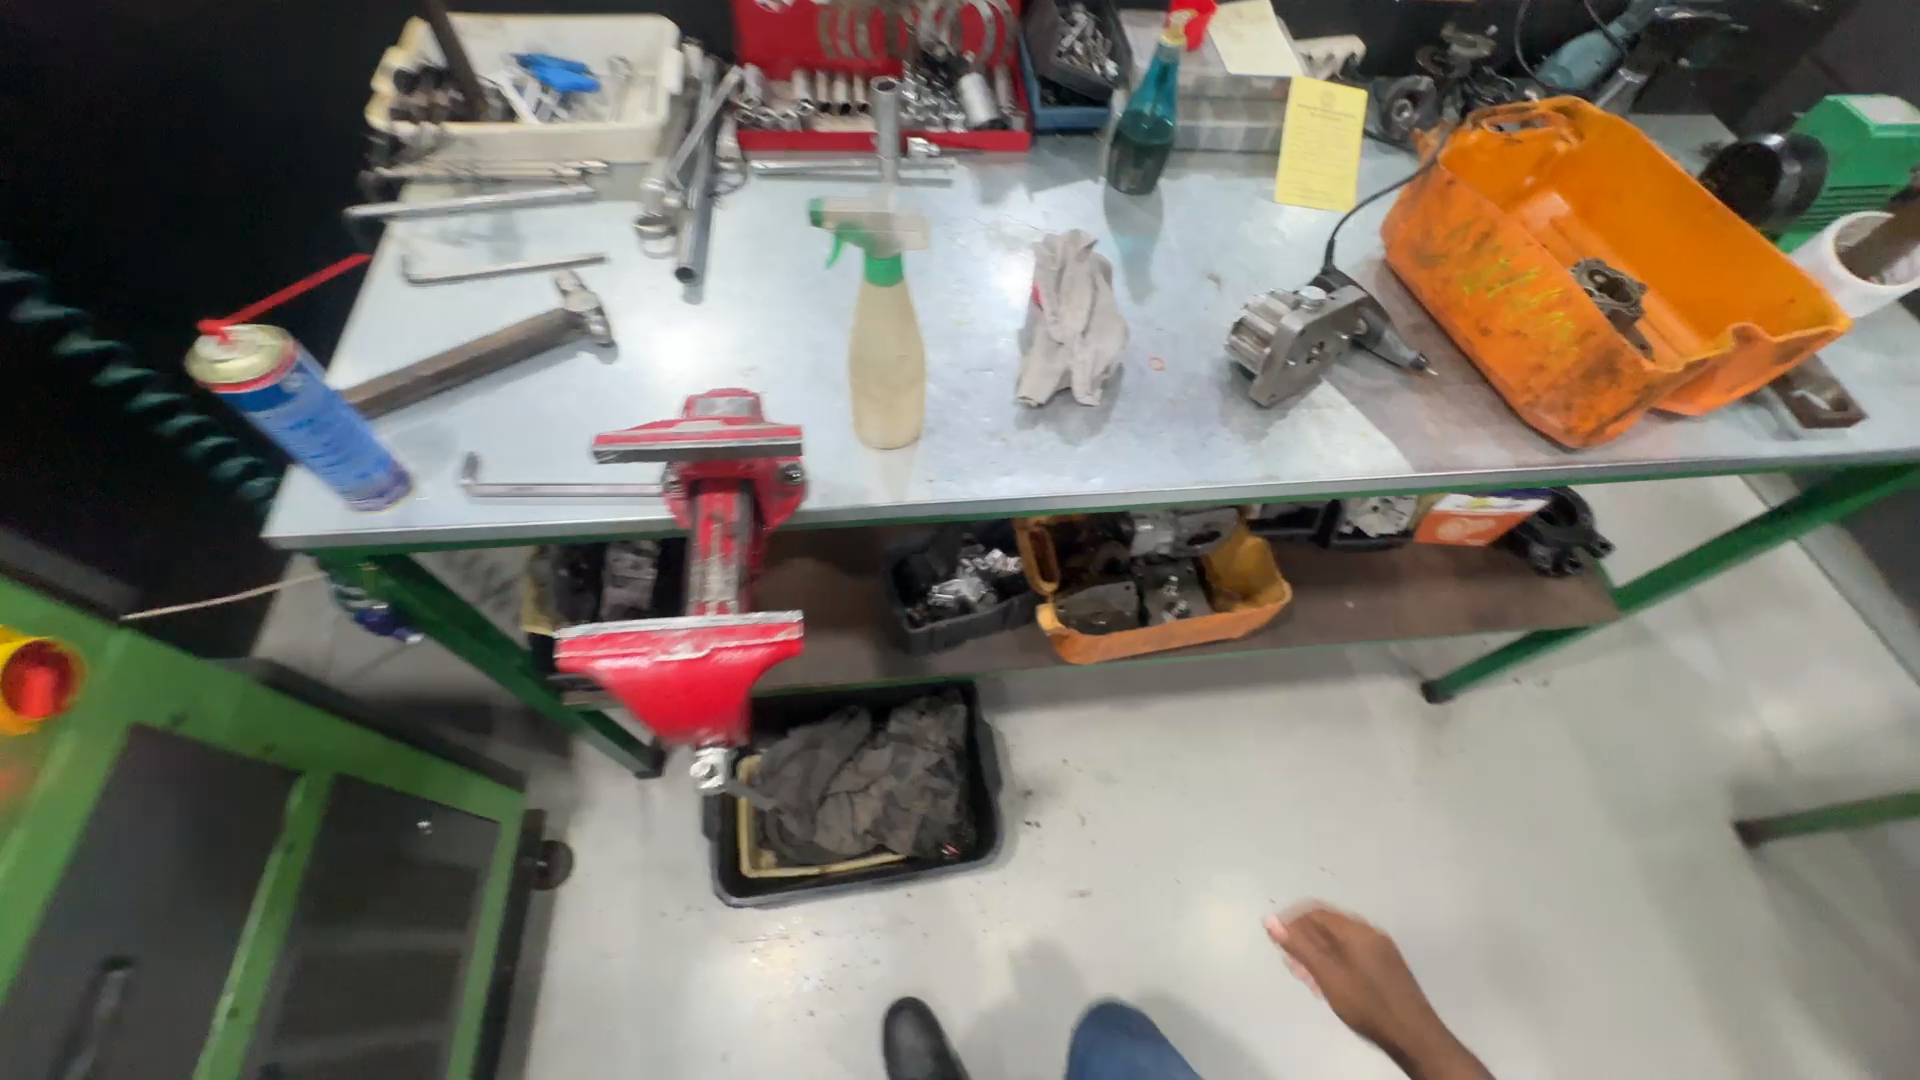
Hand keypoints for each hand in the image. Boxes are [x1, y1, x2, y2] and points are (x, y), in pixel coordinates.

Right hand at [1265, 904, 1489, 1079]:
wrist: (1417, 1040)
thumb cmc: (1367, 1006)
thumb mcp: (1327, 977)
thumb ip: (1298, 947)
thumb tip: (1270, 920)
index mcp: (1355, 930)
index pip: (1314, 911)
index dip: (1292, 922)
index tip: (1279, 944)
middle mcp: (1369, 932)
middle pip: (1327, 924)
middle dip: (1305, 940)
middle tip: (1293, 965)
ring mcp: (1382, 949)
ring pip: (1340, 940)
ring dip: (1319, 953)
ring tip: (1309, 977)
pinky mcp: (1388, 965)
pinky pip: (1354, 952)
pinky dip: (1336, 960)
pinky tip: (1333, 983)